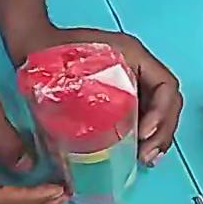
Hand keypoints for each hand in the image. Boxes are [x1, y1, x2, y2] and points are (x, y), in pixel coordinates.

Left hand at [7, 25, 181, 165]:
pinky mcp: (121, 97)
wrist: (33, 44)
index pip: (165, 86)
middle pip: (169, 102)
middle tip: (147, 157)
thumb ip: (88, 98)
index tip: (142, 133)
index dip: (161, 112)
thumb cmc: (51, 53)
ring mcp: (132, 83)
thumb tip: (103, 138)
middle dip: (163, 132)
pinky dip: (146, 136)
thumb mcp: (76, 72)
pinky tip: (138, 154)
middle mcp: (139, 68)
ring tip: (147, 159)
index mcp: (134, 55)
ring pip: (160, 111)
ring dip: (158, 137)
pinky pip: (144, 115)